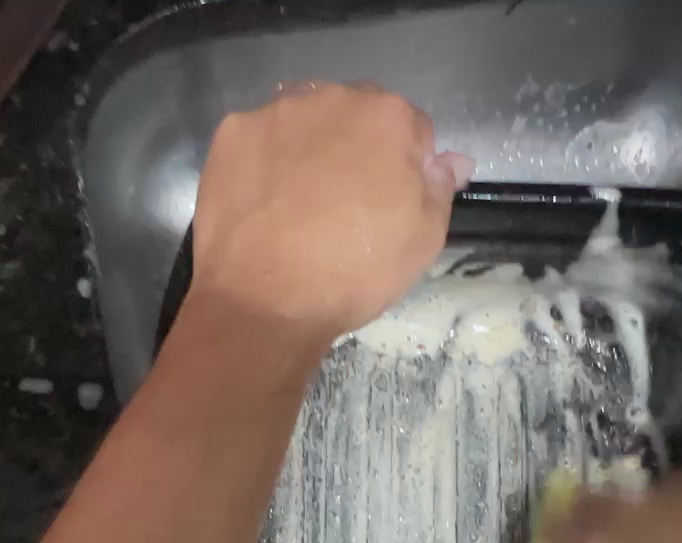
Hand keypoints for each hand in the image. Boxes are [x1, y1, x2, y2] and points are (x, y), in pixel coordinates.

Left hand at [188, 83, 472, 356]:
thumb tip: (452, 160)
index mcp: (388, 118)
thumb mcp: (420, 243)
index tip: (388, 208)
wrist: (265, 303)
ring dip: (307, 155)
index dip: (403, 171)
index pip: (410, 130)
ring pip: (302, 127)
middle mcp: (330, 99)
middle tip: (342, 211)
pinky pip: (257, 146)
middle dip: (354, 154)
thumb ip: (438, 190)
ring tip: (297, 212)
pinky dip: (263, 168)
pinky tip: (262, 208)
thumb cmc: (353, 275)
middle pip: (353, 120)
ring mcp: (274, 116)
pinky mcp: (230, 139)